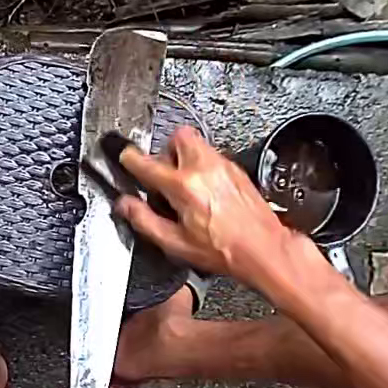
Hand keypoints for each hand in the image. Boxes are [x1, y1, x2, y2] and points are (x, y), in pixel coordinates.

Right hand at [117, 127, 312, 287]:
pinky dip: (200, 165)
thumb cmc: (225, 250)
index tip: (125, 158)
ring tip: (180, 181)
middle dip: (164, 152)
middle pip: (176, 137)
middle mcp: (204, 169)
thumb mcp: (174, 243)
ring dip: (183, 156)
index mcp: (184, 187)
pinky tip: (201, 188)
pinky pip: (212, 154)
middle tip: (161, 173)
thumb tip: (125, 205)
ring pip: (196, 142)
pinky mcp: (236, 170)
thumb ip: (144, 220)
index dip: (130, 159)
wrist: (263, 250)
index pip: (147, 163)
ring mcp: (223, 166)